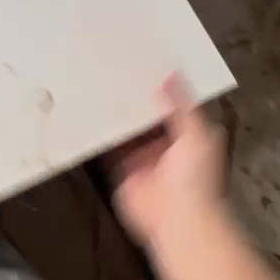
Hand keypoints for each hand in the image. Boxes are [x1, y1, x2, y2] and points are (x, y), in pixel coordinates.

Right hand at [106, 74, 227, 252]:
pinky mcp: (118, 165)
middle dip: (128, 94)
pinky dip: (94, 131)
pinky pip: (104, 143)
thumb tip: (170, 73)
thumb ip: (182, 107)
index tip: (139, 59)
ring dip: (109, 110)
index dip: (156, 83)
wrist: (176, 220)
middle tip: (107, 65)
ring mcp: (138, 154)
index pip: (169, 102)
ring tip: (91, 81)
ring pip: (121, 125)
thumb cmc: (195, 179)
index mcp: (185, 134)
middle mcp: (161, 142)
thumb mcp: (197, 137)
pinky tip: (82, 111)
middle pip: (141, 112)